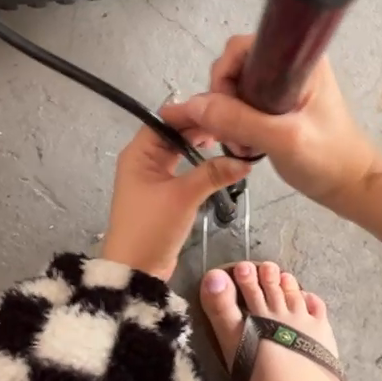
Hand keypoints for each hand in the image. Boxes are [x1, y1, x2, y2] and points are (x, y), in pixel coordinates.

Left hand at [99, 122, 250, 280]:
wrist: (135, 269)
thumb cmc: (151, 227)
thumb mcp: (184, 196)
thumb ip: (213, 173)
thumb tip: (245, 160)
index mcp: (139, 152)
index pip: (166, 119)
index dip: (193, 112)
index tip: (222, 111)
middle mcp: (143, 159)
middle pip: (174, 133)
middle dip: (201, 128)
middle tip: (232, 126)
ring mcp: (152, 176)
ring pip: (179, 151)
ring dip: (201, 146)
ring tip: (230, 140)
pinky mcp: (162, 192)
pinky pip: (182, 168)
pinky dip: (199, 164)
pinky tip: (219, 162)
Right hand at [159, 35, 381, 210]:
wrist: (350, 185)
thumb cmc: (329, 160)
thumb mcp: (282, 139)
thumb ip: (238, 120)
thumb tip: (195, 106)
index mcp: (298, 61)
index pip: (242, 48)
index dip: (225, 74)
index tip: (224, 107)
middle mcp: (288, 66)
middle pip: (234, 68)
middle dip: (224, 102)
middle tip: (233, 135)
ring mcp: (282, 86)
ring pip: (235, 90)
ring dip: (228, 118)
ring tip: (241, 145)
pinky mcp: (277, 105)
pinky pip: (242, 106)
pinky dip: (235, 126)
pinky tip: (244, 146)